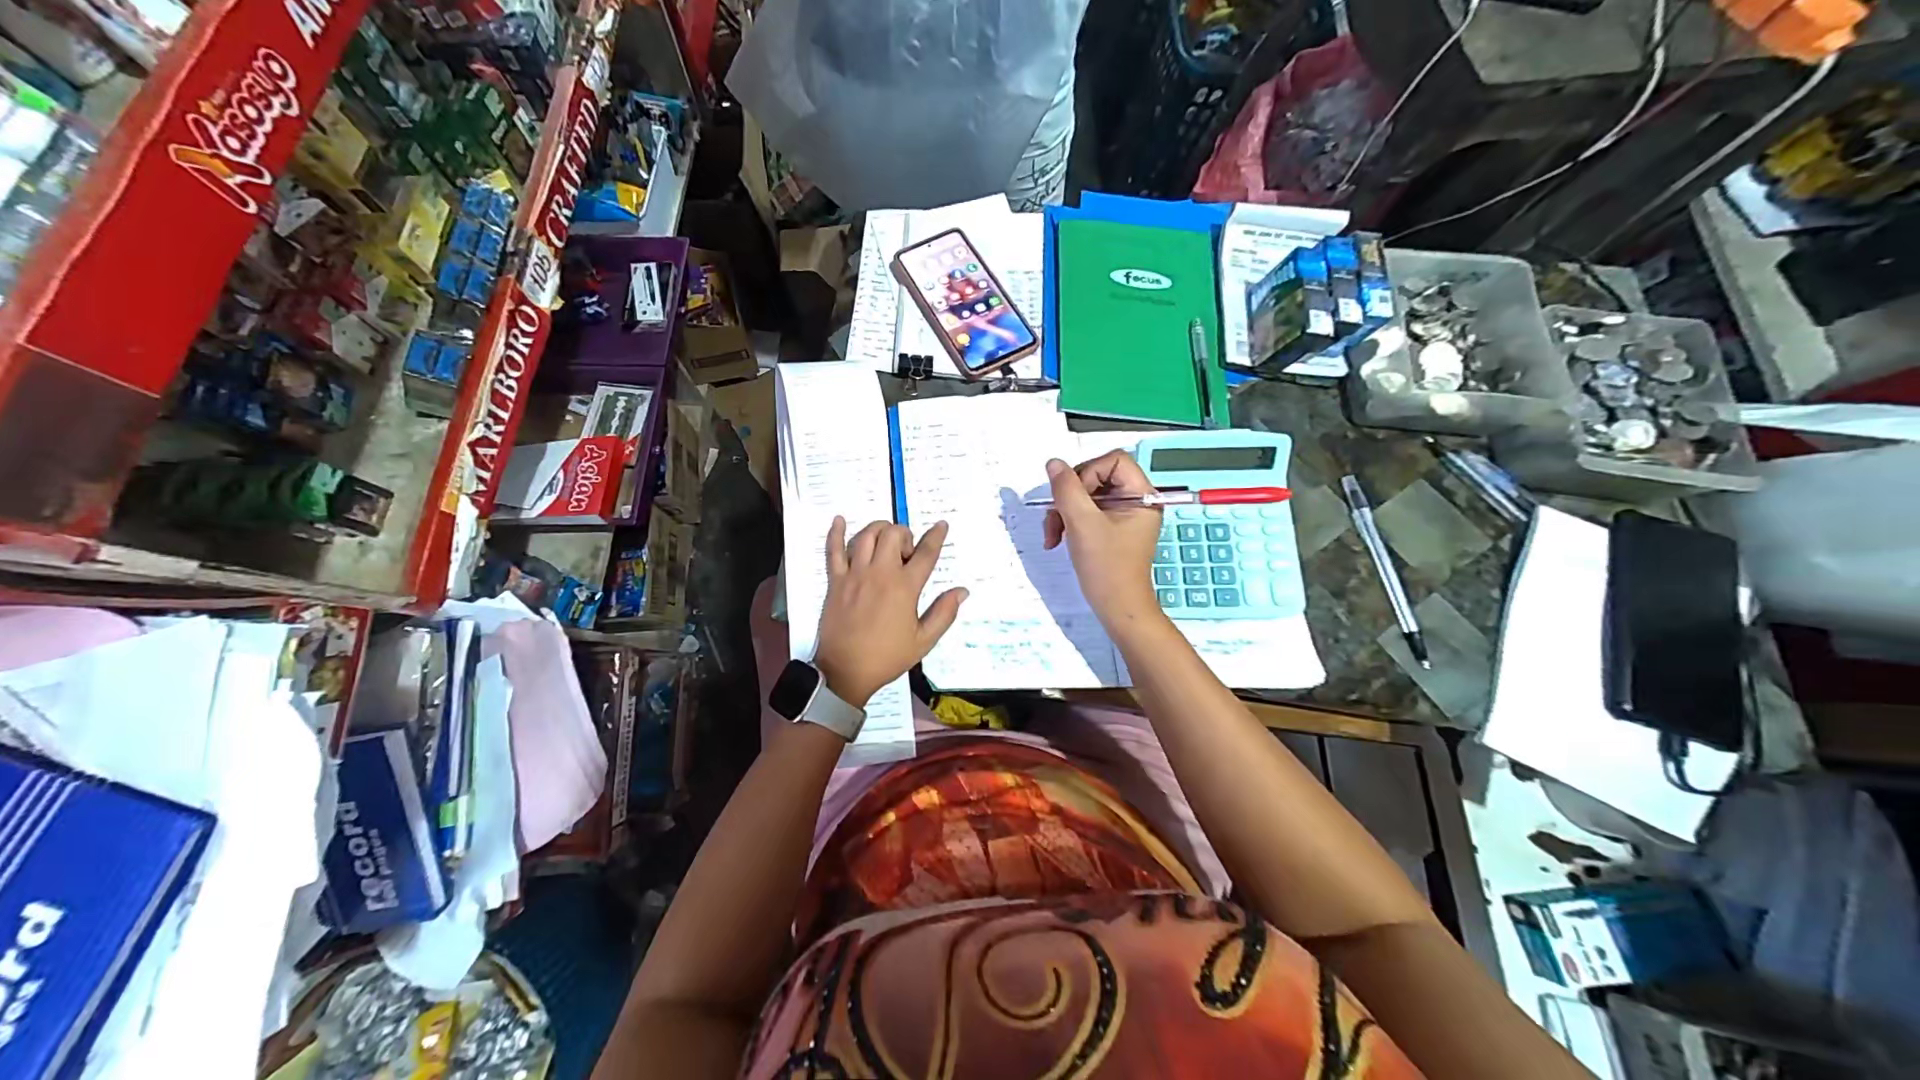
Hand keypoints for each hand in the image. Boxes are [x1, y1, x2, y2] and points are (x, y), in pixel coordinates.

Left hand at [813, 517, 967, 708]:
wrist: (845, 671)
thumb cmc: (886, 657)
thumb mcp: (923, 640)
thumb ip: (944, 613)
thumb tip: (961, 591)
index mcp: (904, 588)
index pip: (925, 553)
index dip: (936, 536)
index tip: (941, 525)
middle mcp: (880, 574)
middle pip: (893, 534)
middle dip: (904, 535)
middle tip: (906, 553)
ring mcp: (854, 575)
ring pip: (866, 535)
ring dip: (879, 530)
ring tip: (885, 541)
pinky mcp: (835, 581)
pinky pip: (832, 550)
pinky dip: (836, 532)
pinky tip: (839, 521)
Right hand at [1041, 452, 1165, 628]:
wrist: (1118, 608)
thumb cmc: (1107, 569)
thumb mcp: (1082, 524)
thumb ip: (1067, 489)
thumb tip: (1054, 464)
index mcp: (1142, 495)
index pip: (1113, 461)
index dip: (1088, 472)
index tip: (1075, 497)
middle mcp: (1136, 500)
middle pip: (1096, 476)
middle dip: (1070, 495)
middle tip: (1056, 518)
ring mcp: (1123, 515)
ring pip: (1086, 494)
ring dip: (1064, 510)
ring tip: (1053, 534)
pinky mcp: (1111, 528)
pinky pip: (1086, 511)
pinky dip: (1069, 521)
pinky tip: (1058, 539)